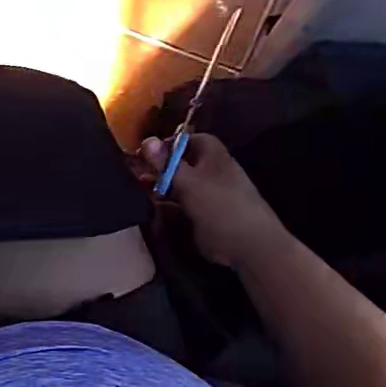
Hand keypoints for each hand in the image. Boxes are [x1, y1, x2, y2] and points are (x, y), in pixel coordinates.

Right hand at [140, 133, 289, 268]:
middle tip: (138, 172)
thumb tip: (146, 140)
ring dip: (162, 187)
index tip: (149, 150)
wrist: (247, 246)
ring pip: (181, 186)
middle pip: (184, 164)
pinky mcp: (204, 217)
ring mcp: (208, 197)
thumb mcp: (189, 182)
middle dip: (162, 167)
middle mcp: (212, 174)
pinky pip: (182, 207)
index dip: (172, 142)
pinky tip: (153, 210)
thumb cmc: (220, 206)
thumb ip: (166, 163)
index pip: (193, 140)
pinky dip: (168, 207)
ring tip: (140, 190)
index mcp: (214, 158)